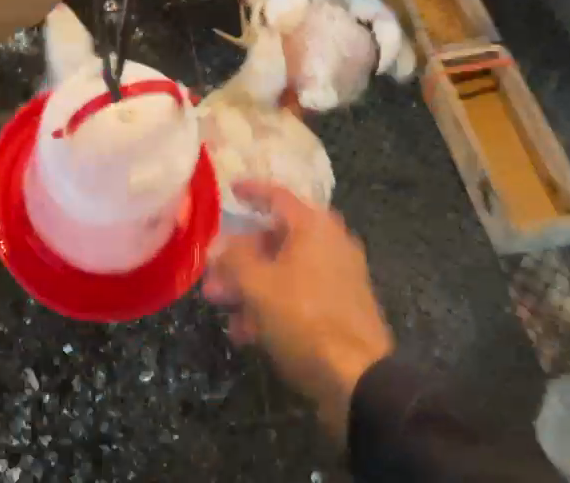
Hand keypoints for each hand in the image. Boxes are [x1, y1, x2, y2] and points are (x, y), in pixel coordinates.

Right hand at [204, 182, 394, 441]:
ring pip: (284, 270)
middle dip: (239, 257)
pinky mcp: (341, 308)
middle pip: (276, 238)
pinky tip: (247, 333)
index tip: (229, 190)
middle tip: (211, 274)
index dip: (250, 191)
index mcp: (313, 226)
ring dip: (250, 286)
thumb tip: (221, 245)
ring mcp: (339, 277)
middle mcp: (330, 243)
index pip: (276, 196)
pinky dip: (272, 305)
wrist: (358, 379)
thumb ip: (233, 258)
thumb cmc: (303, 318)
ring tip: (222, 308)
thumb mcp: (257, 285)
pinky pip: (299, 295)